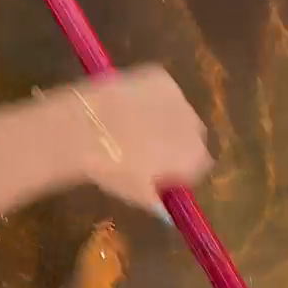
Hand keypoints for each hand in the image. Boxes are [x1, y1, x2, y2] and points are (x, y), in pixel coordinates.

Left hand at [47, 65, 212, 210]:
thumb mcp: (137, 196)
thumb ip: (159, 203)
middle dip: (175, 143)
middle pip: (192, 136)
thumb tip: (166, 209)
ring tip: (132, 127)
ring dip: (163, 119)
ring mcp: (179, 98)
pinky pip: (162, 91)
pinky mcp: (160, 77)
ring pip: (178, 112)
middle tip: (145, 151)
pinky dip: (150, 98)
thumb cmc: (113, 170)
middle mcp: (196, 126)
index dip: (180, 171)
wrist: (87, 129)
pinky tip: (128, 106)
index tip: (161, 176)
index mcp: (195, 159)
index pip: (199, 167)